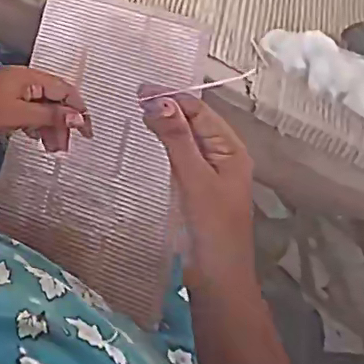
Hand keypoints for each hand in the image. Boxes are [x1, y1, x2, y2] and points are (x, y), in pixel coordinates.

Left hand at [0, 67, 91, 152]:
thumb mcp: (20, 116)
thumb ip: (51, 116)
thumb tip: (79, 118)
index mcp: (28, 76)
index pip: (64, 89)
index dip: (78, 110)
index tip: (87, 131)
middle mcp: (23, 79)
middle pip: (53, 99)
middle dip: (61, 123)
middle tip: (65, 146)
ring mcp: (13, 90)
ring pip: (41, 108)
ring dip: (49, 127)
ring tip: (52, 149)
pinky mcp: (4, 101)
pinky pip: (28, 111)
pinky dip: (35, 125)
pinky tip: (36, 138)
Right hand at [142, 92, 255, 277]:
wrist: (214, 275)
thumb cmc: (209, 227)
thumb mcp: (192, 178)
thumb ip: (175, 138)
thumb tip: (158, 100)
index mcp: (231, 150)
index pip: (199, 111)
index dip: (172, 97)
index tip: (139, 89)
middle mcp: (222, 155)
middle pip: (193, 120)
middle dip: (167, 104)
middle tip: (133, 96)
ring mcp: (208, 170)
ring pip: (185, 136)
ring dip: (164, 120)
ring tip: (136, 109)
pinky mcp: (193, 184)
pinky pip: (178, 152)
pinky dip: (162, 140)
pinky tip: (147, 138)